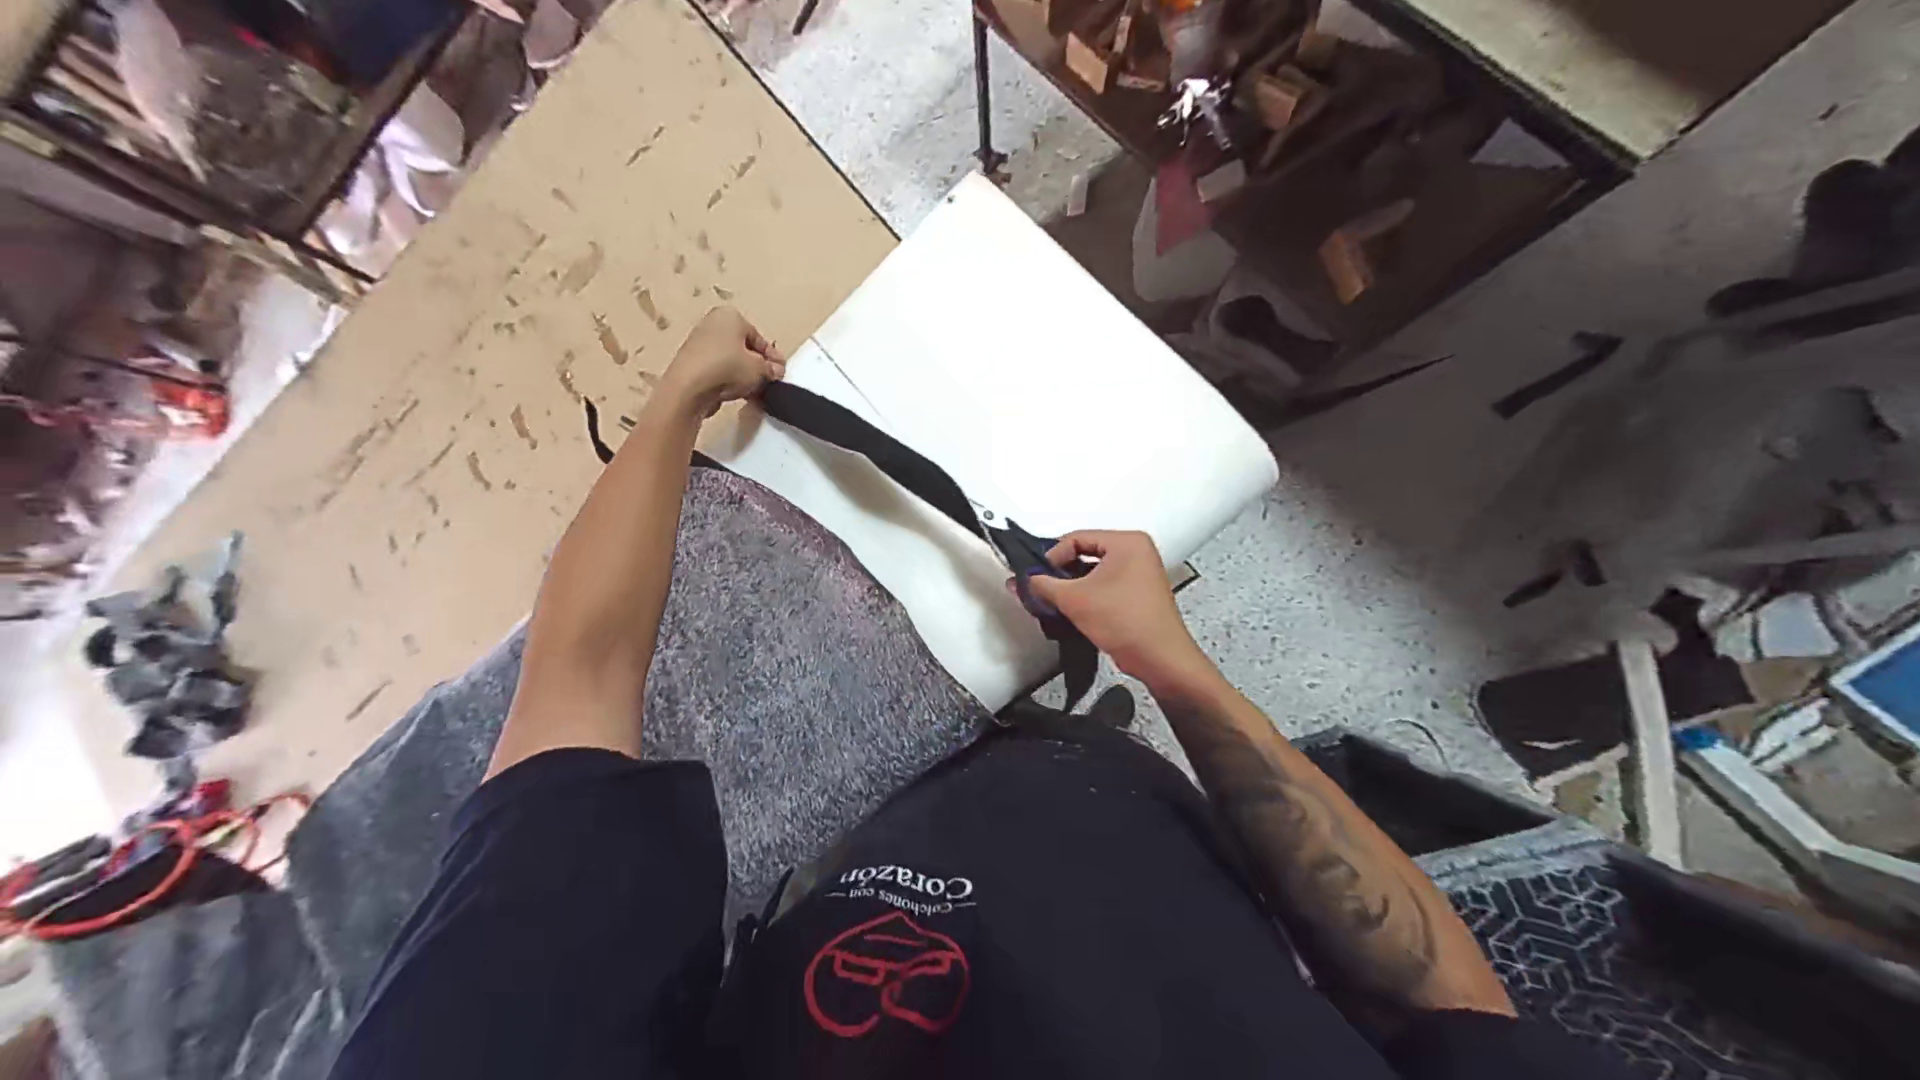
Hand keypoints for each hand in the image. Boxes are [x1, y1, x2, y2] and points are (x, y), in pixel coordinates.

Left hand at [660, 306, 785, 416]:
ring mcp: (700, 344)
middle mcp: (712, 324)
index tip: (781, 372)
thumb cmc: (727, 368)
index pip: (759, 337)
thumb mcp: (760, 369)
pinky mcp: (692, 364)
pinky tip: (740, 394)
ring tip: (757, 392)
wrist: (689, 388)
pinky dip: (731, 380)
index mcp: (729, 316)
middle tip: (771, 382)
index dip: (772, 356)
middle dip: (758, 366)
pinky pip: (719, 370)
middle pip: (744, 348)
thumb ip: (772, 369)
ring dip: (746, 376)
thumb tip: (776, 371)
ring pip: (732, 360)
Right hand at [1020, 530, 1218, 691]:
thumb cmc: (1124, 621)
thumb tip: (1023, 580)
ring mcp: (1140, 573)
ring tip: (1054, 602)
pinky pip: (1105, 585)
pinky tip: (1072, 611)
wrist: (1159, 658)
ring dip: (1073, 586)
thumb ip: (1042, 585)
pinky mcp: (1139, 593)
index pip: (1076, 538)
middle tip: (1041, 589)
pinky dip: (1088, 595)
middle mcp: (1137, 551)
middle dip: (1061, 573)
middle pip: (1085, 553)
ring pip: (1094, 572)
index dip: (1052, 556)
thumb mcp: (1074, 599)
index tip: (1037, 576)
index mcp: (1127, 542)